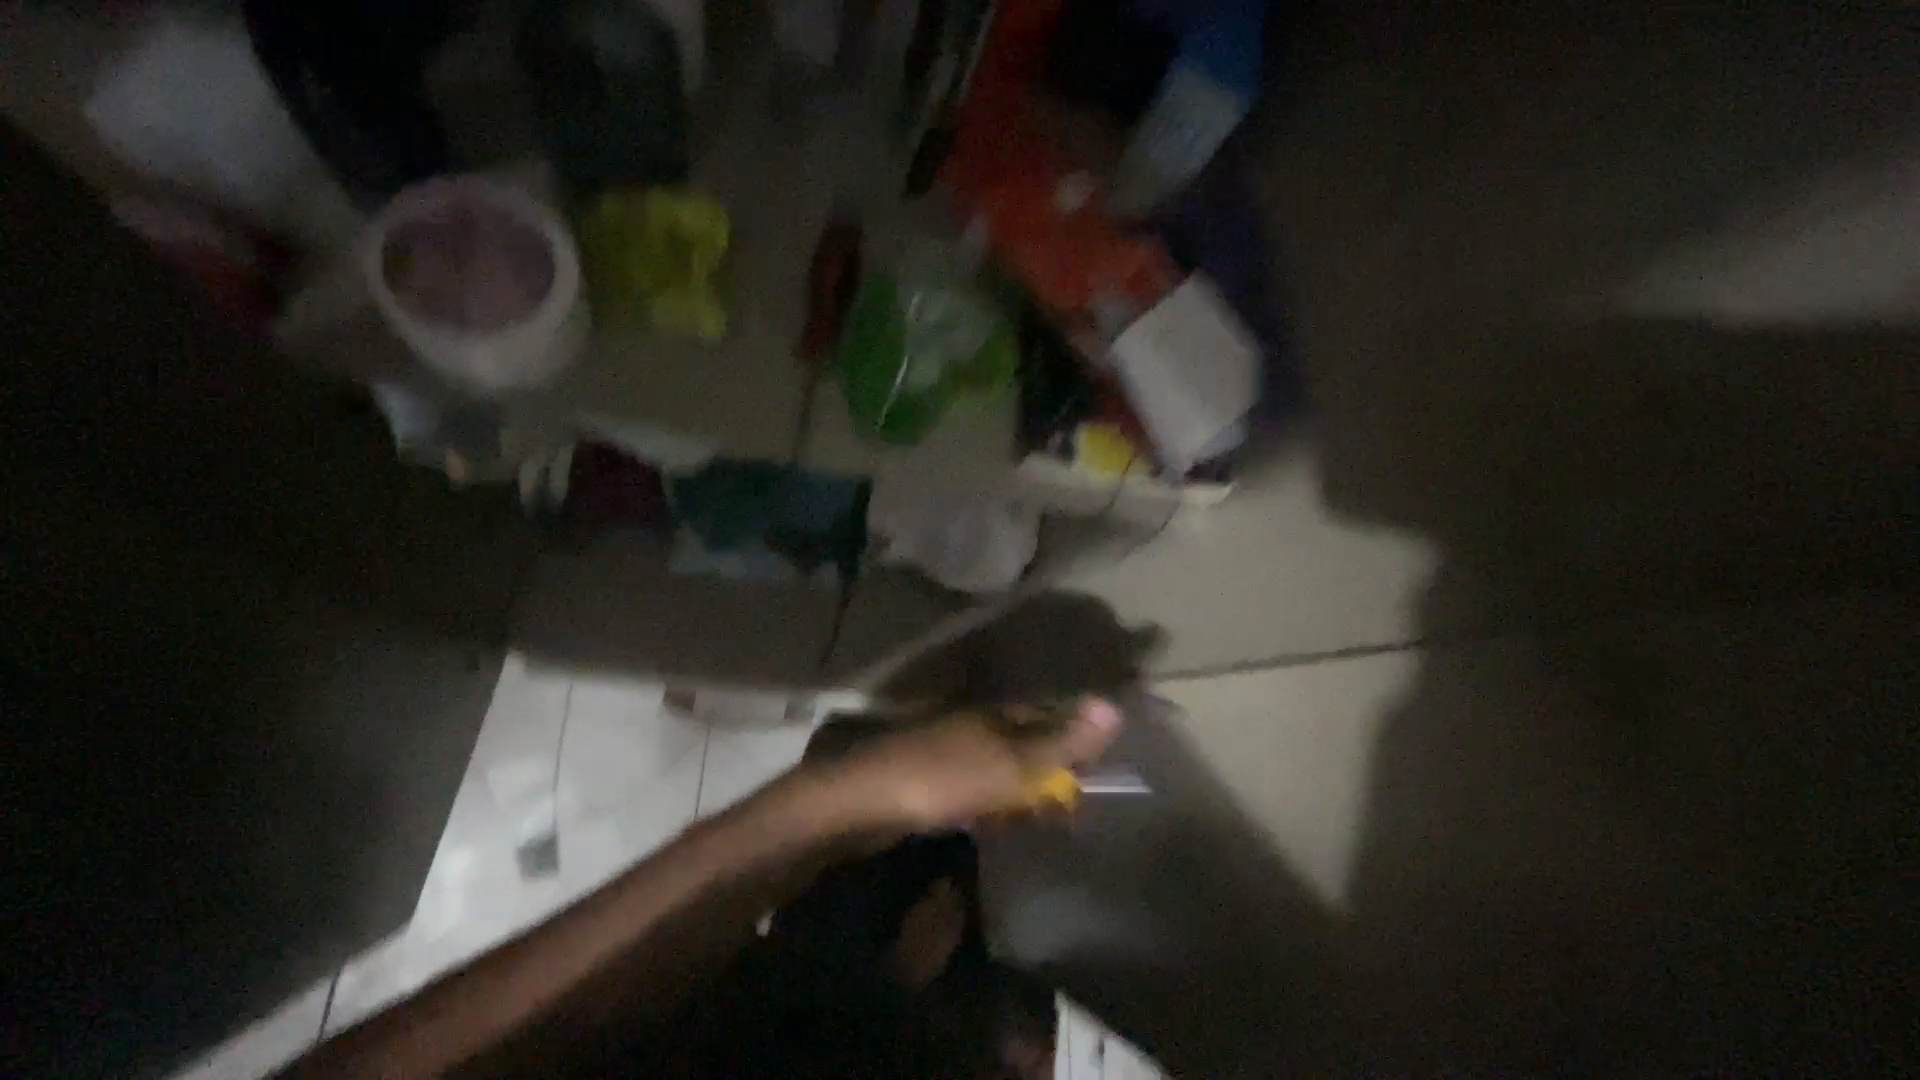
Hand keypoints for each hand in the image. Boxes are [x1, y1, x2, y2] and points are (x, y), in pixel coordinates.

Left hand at [829, 697, 1122, 831]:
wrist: (861, 803)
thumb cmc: (941, 778)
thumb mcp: (1010, 764)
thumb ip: (1060, 742)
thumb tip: (1114, 705)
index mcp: (994, 715)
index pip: (1049, 716)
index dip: (1077, 737)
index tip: (1103, 766)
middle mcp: (973, 725)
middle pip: (1024, 741)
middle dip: (1050, 767)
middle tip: (1077, 802)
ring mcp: (948, 752)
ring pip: (998, 767)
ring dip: (1022, 789)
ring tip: (1047, 817)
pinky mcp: (928, 782)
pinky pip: (973, 791)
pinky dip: (991, 805)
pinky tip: (997, 824)